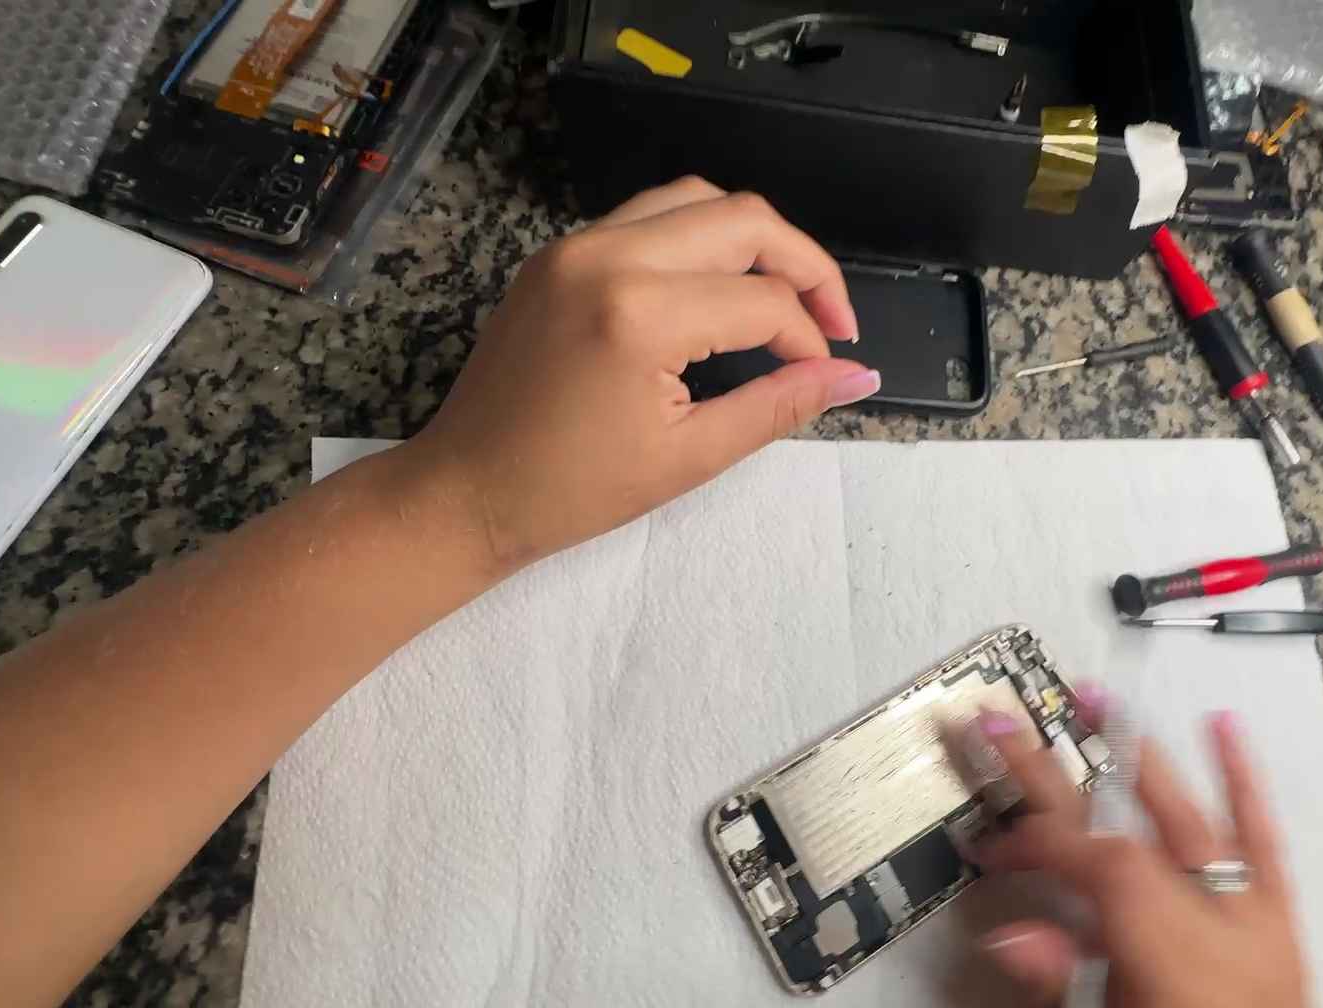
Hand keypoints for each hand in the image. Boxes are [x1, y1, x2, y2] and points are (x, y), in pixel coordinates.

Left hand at [398, 176, 877, 570]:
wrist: (467, 491)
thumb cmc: (574, 492)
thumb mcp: (690, 457)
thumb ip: (779, 406)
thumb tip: (855, 377)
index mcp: (640, 313)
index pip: (764, 301)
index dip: (811, 339)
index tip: (825, 375)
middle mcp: (607, 255)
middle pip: (744, 220)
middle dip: (806, 267)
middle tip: (831, 322)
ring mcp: (576, 245)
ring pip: (698, 201)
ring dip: (755, 241)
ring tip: (782, 299)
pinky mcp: (559, 253)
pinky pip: (650, 216)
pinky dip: (701, 239)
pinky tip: (718, 287)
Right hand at [975, 699, 1321, 1007]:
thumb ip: (1059, 997)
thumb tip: (1007, 934)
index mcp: (1176, 966)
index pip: (1099, 867)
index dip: (1039, 837)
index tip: (995, 836)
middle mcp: (1219, 929)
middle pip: (1126, 827)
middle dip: (1056, 772)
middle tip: (1006, 725)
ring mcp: (1253, 918)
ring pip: (1189, 816)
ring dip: (1135, 751)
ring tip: (1093, 696)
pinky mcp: (1277, 921)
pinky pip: (1262, 840)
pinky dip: (1243, 779)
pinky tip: (1224, 726)